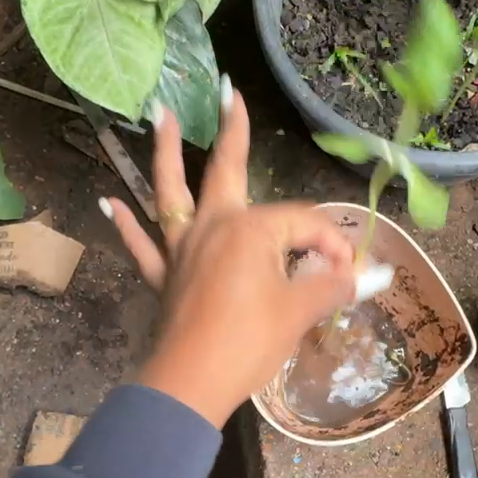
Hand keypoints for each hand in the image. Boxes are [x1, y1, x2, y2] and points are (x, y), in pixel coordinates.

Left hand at [100, 84, 355, 427]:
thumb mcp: (299, 312)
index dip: (330, 246)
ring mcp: (182, 250)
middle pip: (226, 171)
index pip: (303, 224)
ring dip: (165, 154)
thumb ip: (332, 286)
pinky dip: (126, 226)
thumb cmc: (249, 342)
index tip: (346, 275)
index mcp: (252, 229)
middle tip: (227, 92)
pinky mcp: (164, 277)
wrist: (192, 384)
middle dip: (232, 132)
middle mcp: (213, 226)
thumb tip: (369, 277)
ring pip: (171, 194)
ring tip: (158, 116)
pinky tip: (108, 204)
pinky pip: (143, 246)